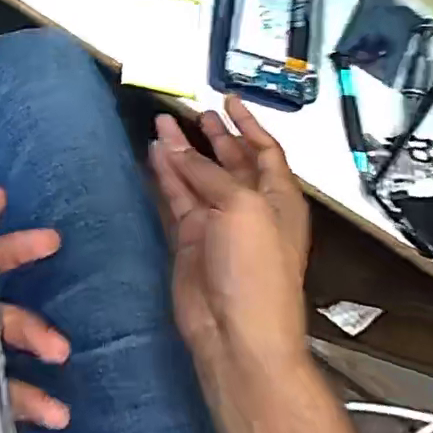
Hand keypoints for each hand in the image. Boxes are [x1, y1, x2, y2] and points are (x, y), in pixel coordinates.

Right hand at [149, 93, 311, 370]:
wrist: (235, 332)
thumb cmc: (256, 269)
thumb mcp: (242, 208)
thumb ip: (206, 173)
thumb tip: (173, 146)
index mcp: (278, 199)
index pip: (265, 150)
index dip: (249, 123)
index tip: (230, 99)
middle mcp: (249, 207)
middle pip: (230, 160)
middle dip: (213, 135)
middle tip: (192, 112)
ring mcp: (217, 222)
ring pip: (197, 175)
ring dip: (182, 150)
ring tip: (162, 124)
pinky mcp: (190, 236)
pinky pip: (176, 195)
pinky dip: (166, 174)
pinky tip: (155, 154)